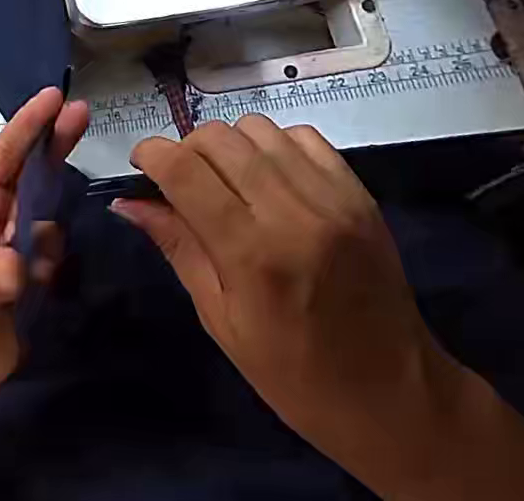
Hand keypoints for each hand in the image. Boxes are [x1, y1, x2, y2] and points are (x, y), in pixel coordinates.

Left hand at [0, 86, 89, 410]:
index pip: (1, 156)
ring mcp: (15, 249)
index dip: (27, 126)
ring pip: (48, 216)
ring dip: (50, 225)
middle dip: (54, 143)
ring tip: (32, 261)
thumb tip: (24, 265)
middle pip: (32, 173)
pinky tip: (36, 285)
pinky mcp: (32, 281)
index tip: (53, 98)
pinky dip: (53, 262)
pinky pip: (54, 256)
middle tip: (81, 113)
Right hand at [116, 116, 523, 500]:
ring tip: (229, 179)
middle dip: (186, 148)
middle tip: (183, 180)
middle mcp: (292, 212)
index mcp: (253, 255)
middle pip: (218, 138)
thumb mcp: (221, 320)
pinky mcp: (358, 191)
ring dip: (229, 145)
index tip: (141, 162)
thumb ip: (177, 246)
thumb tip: (127, 201)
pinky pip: (301, 135)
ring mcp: (332, 196)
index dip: (151, 153)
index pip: (184, 170)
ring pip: (257, 127)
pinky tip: (271, 178)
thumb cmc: (294, 374)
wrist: (396, 395)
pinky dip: (273, 146)